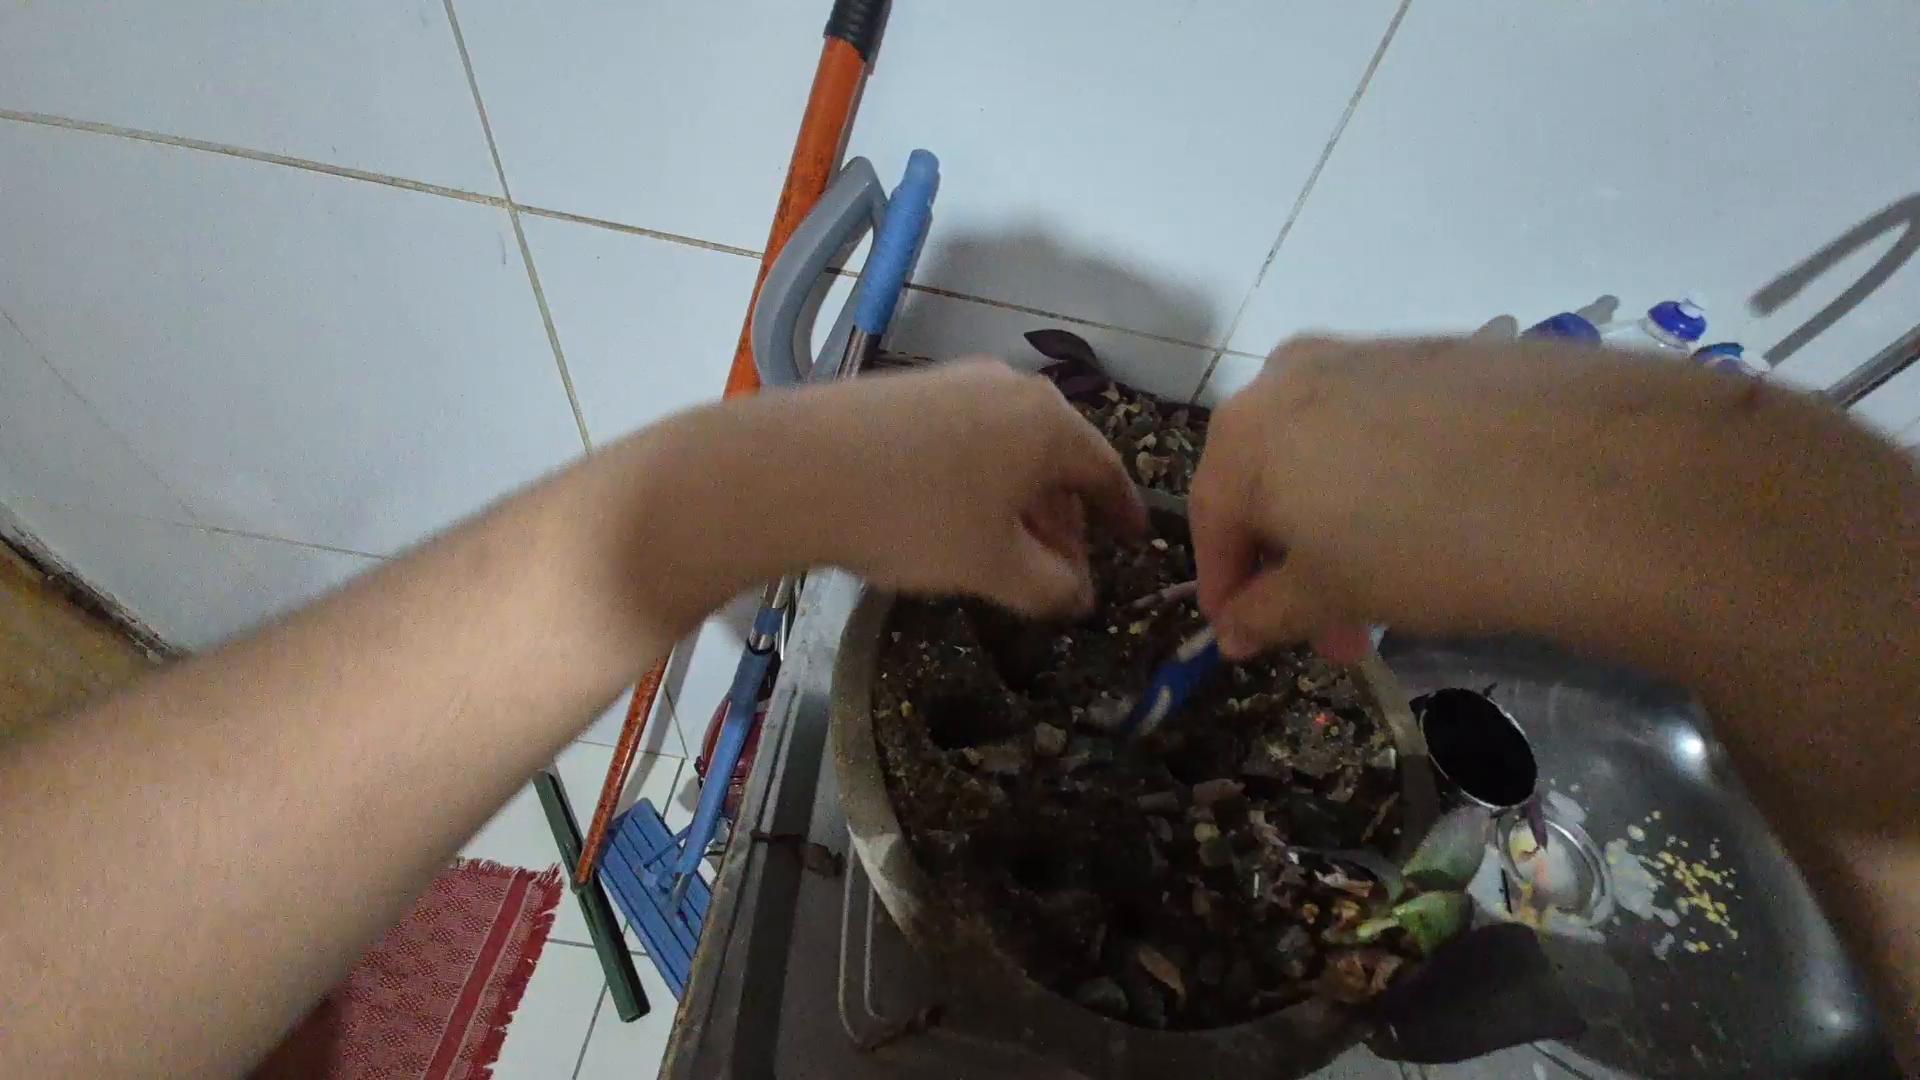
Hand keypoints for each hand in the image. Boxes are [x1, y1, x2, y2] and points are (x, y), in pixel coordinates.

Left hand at [796, 358, 1145, 615]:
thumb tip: (1081, 597)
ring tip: (1011, 550)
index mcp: (1046, 422)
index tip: (1134, 538)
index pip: (1104, 470)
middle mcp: (1008, 388)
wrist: (795, 469)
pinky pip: (965, 440)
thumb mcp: (993, 565)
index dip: (1122, 511)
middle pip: (1056, 459)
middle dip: (1065, 519)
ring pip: (1008, 449)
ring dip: (1020, 503)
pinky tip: (955, 516)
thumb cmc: (915, 517)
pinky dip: (979, 482)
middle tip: (1064, 567)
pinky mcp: (907, 391)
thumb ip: (1050, 587)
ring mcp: (953, 382)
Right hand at [1189, 335, 1852, 659]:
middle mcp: (1288, 377)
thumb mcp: (1331, 596)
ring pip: (1322, 455)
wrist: (1620, 481)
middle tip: (1331, 627)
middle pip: (1264, 484)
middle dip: (1287, 563)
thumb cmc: (1427, 549)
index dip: (1223, 588)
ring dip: (1334, 524)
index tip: (1241, 638)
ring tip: (1386, 582)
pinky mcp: (1441, 352)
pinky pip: (1382, 426)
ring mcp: (1368, 355)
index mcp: (1242, 433)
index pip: (1208, 523)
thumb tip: (1231, 632)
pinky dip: (1385, 481)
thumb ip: (1263, 614)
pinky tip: (1438, 521)